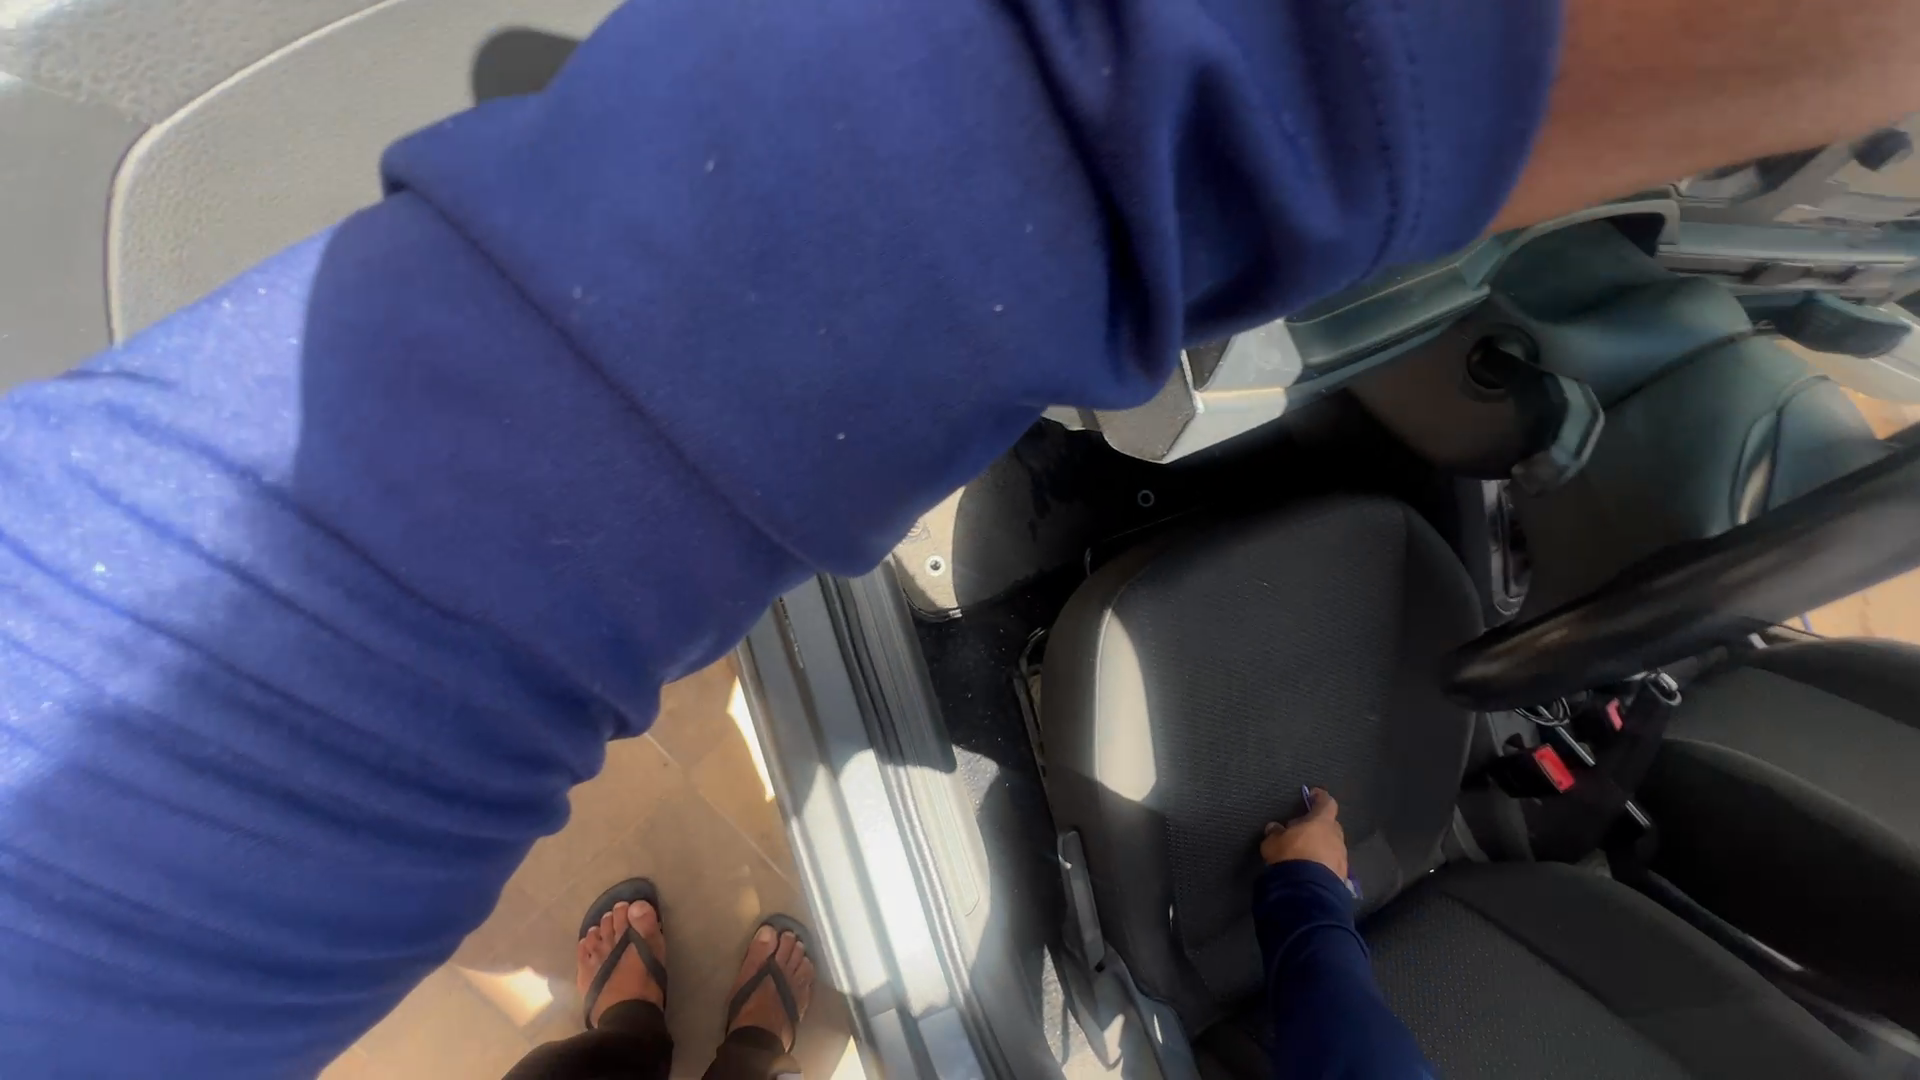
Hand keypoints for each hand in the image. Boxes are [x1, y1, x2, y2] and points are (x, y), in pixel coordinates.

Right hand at [1261, 787, 1347, 880]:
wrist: (1308, 890)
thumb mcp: (1273, 841)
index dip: (1320, 798)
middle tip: (1303, 829)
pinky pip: (1332, 862)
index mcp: (1321, 822)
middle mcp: (1336, 837)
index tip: (1313, 794)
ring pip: (1333, 845)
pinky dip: (1324, 861)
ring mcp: (1341, 857)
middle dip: (1319, 825)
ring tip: (1306, 851)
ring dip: (1322, 845)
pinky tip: (1312, 867)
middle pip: (1331, 825)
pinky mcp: (1342, 875)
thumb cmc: (1291, 856)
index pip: (1327, 803)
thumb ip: (1275, 832)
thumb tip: (1275, 827)